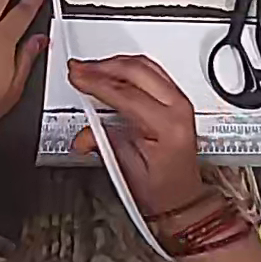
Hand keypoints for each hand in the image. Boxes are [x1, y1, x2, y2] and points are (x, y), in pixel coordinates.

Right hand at [67, 55, 206, 216]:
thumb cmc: (162, 189)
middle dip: (102, 67)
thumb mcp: (127, 170)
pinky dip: (128, 66)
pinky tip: (112, 70)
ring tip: (91, 69)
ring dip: (115, 63)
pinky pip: (151, 70)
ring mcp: (180, 100)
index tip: (77, 76)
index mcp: (168, 126)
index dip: (96, 82)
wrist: (183, 197)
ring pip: (145, 65)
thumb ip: (103, 144)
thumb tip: (84, 132)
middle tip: (79, 69)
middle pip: (136, 71)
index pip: (126, 94)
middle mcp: (178, 108)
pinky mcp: (176, 97)